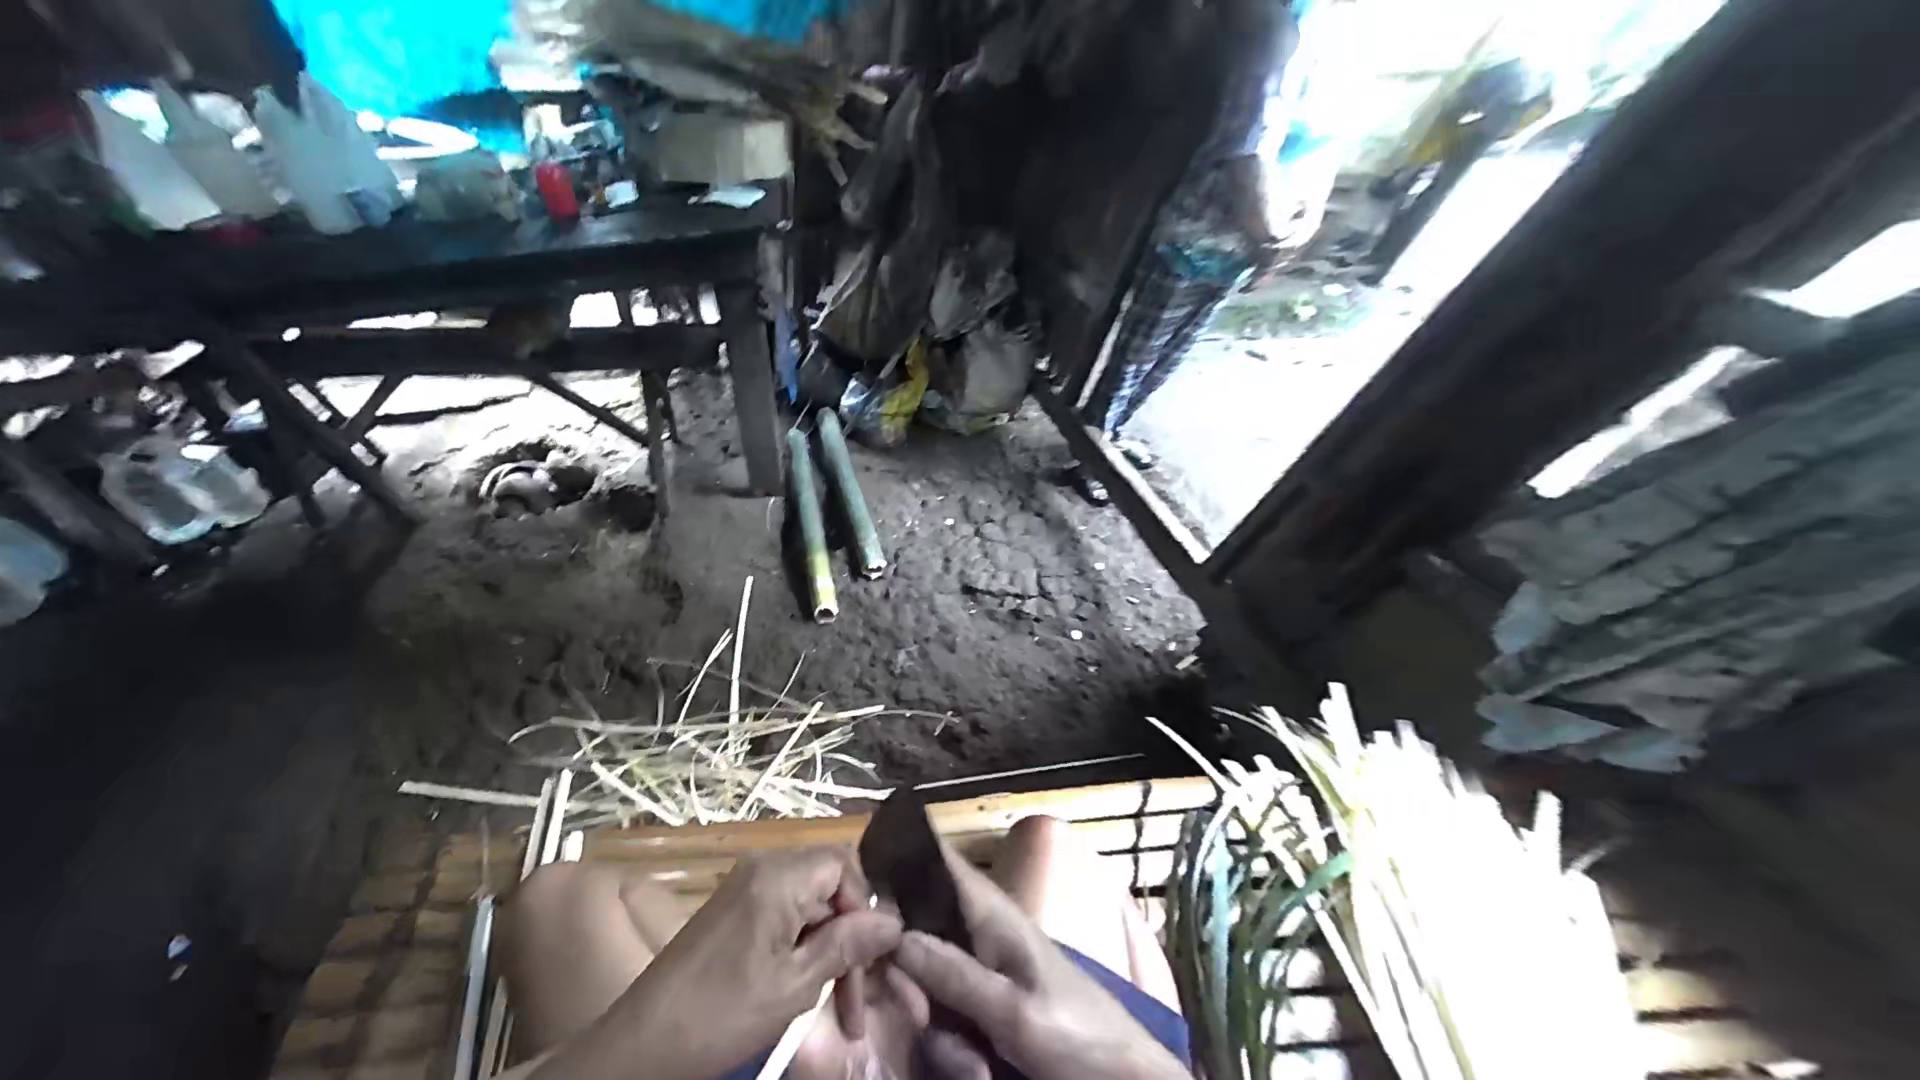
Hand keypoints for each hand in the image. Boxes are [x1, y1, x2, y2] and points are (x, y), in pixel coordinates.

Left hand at [538, 849, 901, 1079]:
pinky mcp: (734, 906)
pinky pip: (785, 910)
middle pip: (829, 884)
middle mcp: (763, 866)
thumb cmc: (720, 1015)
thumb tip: (894, 921)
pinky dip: (802, 945)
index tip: (870, 959)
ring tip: (837, 1006)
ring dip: (828, 947)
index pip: (845, 865)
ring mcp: (745, 884)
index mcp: (778, 876)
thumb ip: (847, 945)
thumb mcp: (794, 985)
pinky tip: (804, 986)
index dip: (864, 907)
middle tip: (857, 998)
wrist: (637, 1047)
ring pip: (810, 902)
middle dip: (849, 937)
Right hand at [891, 845, 1190, 1079]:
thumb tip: (895, 937)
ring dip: (935, 1028)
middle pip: (914, 930)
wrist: (1123, 1078)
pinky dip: (948, 1044)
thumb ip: (956, 975)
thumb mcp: (1015, 1012)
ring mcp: (979, 969)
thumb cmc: (1078, 1035)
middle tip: (919, 1018)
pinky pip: (942, 1014)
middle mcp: (978, 930)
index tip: (861, 906)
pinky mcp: (981, 1005)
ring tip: (975, 1067)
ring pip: (923, 981)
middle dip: (907, 978)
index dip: (896, 866)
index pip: (936, 862)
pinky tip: (978, 1071)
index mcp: (990, 910)